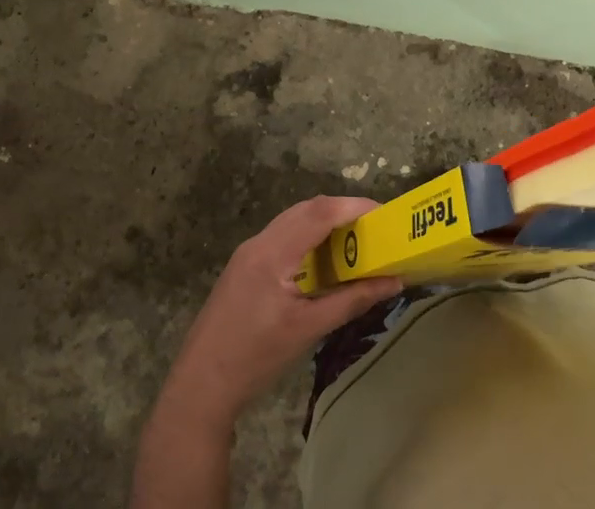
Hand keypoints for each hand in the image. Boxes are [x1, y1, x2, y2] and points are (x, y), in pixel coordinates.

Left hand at [161, 197, 401, 427]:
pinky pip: (282, 238)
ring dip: (325, 223)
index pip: (320, 212)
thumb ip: (353, 300)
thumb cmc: (256, 358)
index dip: (354, 207)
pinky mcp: (243, 268)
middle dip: (343, 211)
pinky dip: (308, 238)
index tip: (385, 215)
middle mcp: (258, 244)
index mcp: (273, 254)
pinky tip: (323, 260)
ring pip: (292, 221)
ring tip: (356, 240)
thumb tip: (395, 283)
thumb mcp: (309, 329)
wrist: (199, 387)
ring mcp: (247, 254)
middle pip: (306, 210)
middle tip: (375, 227)